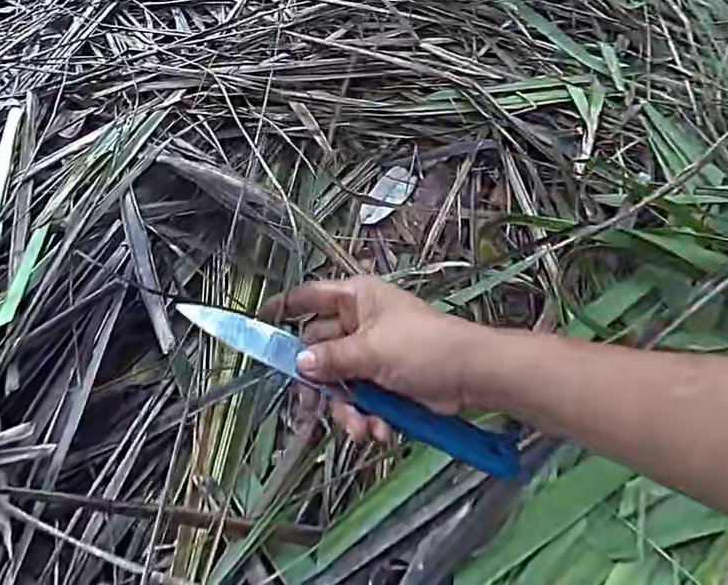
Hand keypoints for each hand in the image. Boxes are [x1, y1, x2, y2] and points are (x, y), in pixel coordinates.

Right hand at [259, 276, 491, 442]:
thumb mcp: (373, 350)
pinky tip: (380, 430)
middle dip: (318, 385)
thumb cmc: (421, 346)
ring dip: (346, 409)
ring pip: (337, 382)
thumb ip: (332, 357)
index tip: (258, 322)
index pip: (311, 297)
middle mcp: (358, 323)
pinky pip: (359, 398)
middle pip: (318, 350)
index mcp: (355, 299)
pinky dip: (366, 417)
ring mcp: (369, 353)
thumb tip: (298, 361)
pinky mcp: (382, 380)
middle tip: (308, 413)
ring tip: (361, 429)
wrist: (469, 375)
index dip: (285, 308)